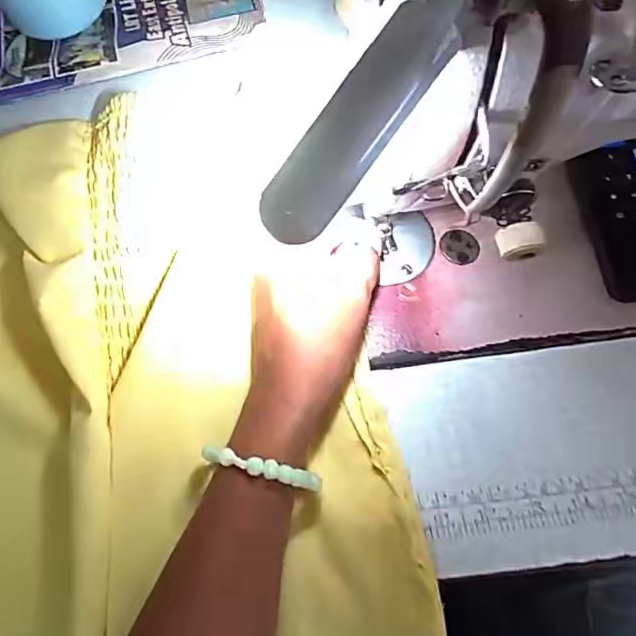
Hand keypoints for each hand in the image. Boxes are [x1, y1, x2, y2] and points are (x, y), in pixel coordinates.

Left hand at [233, 221, 380, 466]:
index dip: (354, 237)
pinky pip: (308, 294)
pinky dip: (325, 302)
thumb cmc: (316, 357)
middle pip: (321, 250)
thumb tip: (368, 239)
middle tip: (360, 286)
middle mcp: (264, 271)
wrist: (289, 407)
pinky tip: (332, 324)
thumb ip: (361, 260)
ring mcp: (266, 294)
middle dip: (345, 264)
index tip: (371, 249)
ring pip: (316, 274)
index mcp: (275, 258)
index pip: (325, 228)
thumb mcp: (351, 301)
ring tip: (346, 309)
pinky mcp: (273, 316)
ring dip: (337, 284)